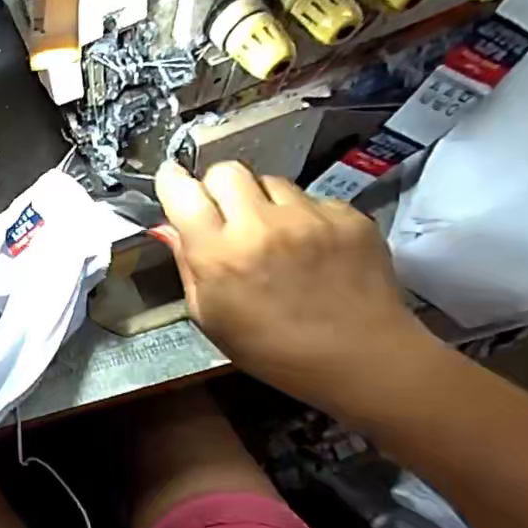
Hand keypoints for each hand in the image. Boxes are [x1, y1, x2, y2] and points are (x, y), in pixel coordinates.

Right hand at [153, 160, 439, 407]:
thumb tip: (168, 228)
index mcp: (219, 255)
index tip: (172, 182)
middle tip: (224, 213)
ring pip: (271, 181)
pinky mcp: (346, 215)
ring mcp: (308, 216)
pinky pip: (311, 198)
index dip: (172, 182)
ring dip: (261, 201)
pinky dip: (301, 216)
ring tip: (273, 235)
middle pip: (227, 170)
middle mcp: (261, 225)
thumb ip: (187, 265)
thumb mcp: (211, 317)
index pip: (183, 192)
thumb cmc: (271, 349)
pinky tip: (309, 248)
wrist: (359, 357)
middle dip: (217, 187)